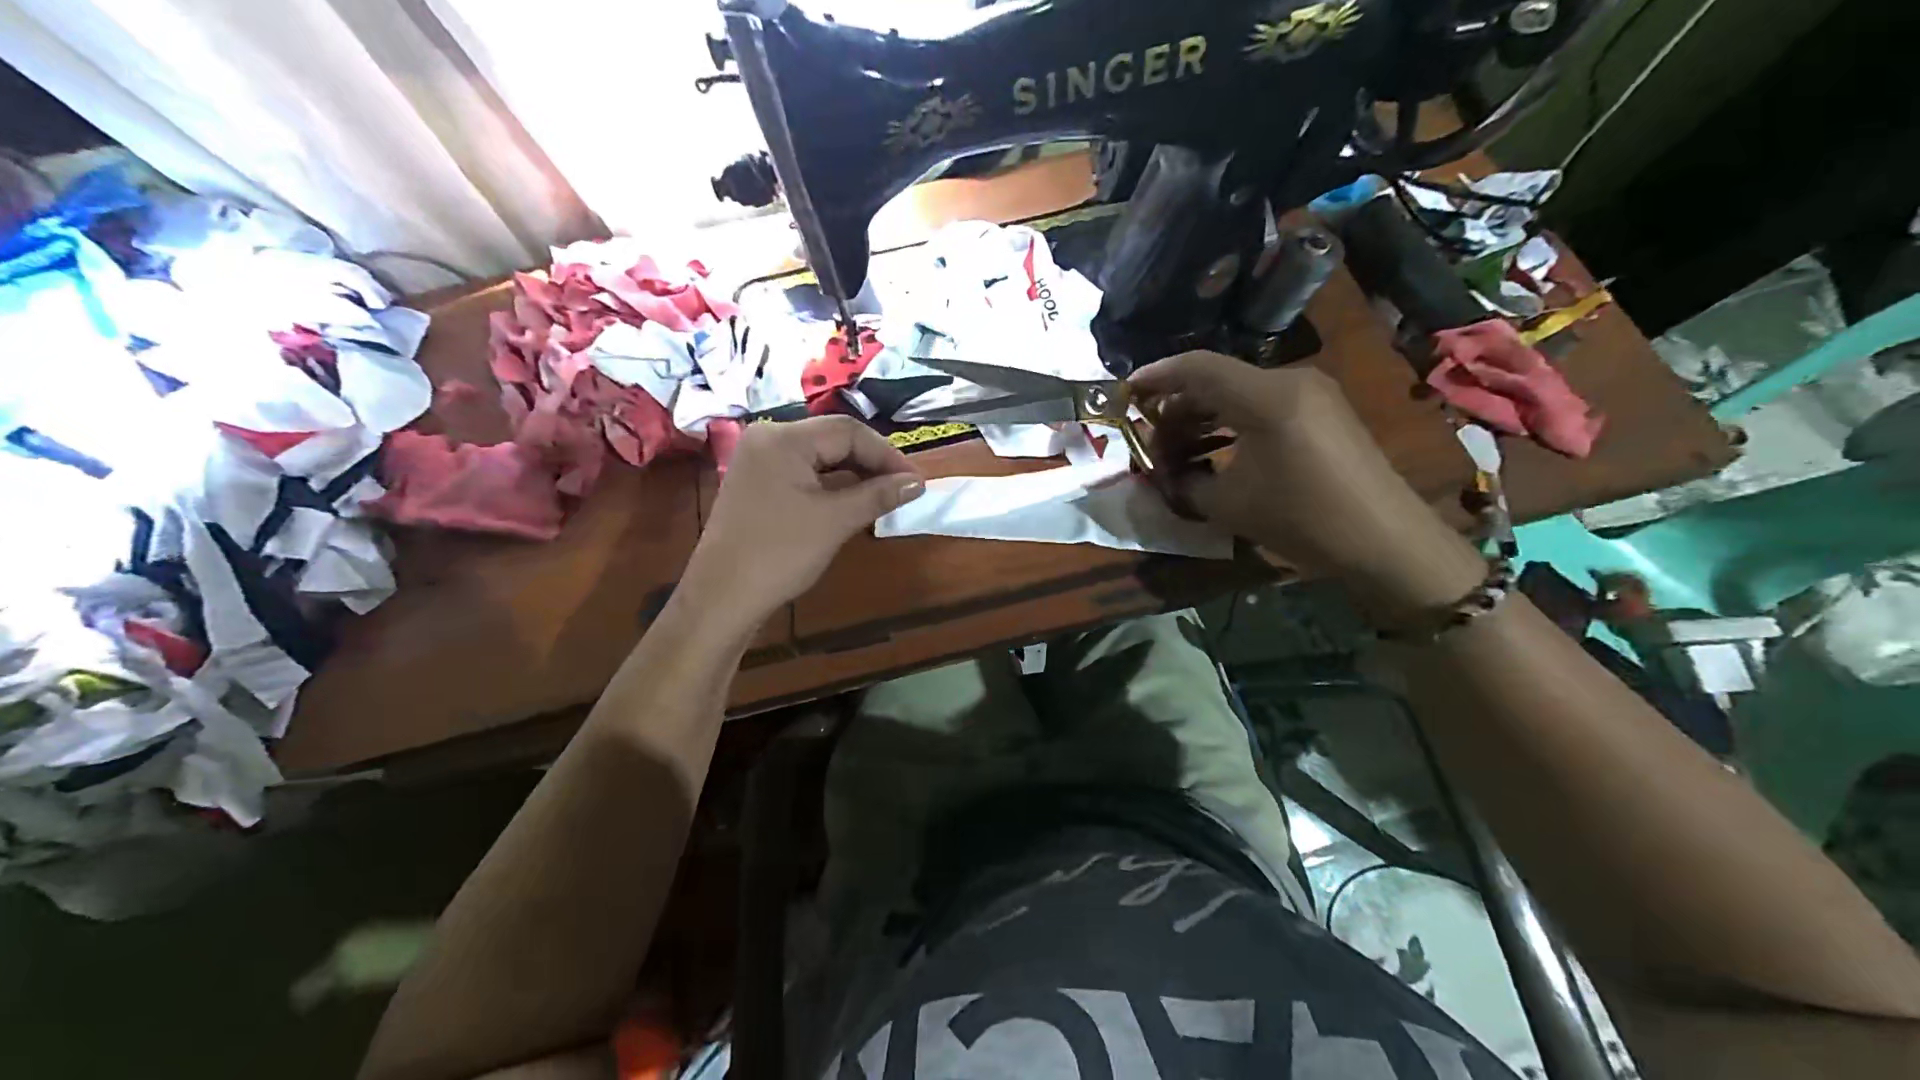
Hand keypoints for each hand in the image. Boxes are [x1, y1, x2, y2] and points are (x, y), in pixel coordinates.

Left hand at [679, 416, 923, 632]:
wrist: (722, 597)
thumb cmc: (780, 553)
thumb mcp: (835, 521)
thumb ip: (878, 495)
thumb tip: (918, 483)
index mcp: (783, 438)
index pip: (848, 431)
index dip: (887, 454)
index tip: (915, 482)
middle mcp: (767, 438)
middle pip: (832, 439)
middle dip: (871, 462)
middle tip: (903, 489)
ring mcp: (758, 461)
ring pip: (818, 456)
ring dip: (853, 474)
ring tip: (884, 496)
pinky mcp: (756, 483)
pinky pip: (802, 472)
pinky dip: (830, 484)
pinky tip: (852, 501)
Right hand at [1130, 351, 1483, 621]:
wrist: (1385, 541)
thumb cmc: (1303, 519)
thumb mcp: (1228, 506)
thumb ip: (1185, 484)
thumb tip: (1165, 476)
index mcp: (1265, 397)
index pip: (1197, 368)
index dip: (1156, 376)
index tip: (1125, 392)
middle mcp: (1290, 381)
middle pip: (1216, 378)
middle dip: (1176, 405)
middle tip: (1150, 437)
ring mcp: (1312, 393)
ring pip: (1239, 390)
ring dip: (1203, 415)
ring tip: (1176, 446)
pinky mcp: (1324, 410)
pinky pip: (1264, 403)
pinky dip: (1231, 420)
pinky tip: (1215, 448)